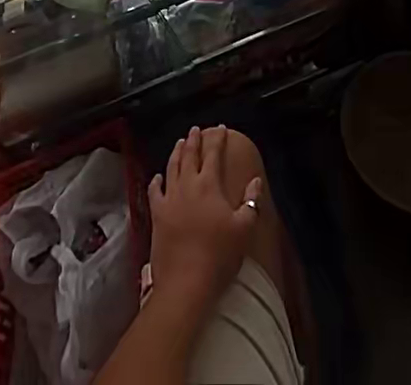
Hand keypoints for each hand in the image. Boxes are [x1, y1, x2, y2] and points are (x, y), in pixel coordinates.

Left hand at [147, 127, 260, 310]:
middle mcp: (187, 186)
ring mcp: (169, 199)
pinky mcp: (156, 215)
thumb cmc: (219, 255)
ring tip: (180, 142)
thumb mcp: (244, 228)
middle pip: (189, 156)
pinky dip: (156, 180)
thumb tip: (256, 180)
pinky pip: (154, 191)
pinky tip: (158, 176)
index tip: (220, 128)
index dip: (217, 139)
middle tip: (196, 130)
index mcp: (209, 185)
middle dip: (194, 140)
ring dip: (176, 153)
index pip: (213, 154)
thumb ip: (251, 201)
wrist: (185, 282)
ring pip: (171, 168)